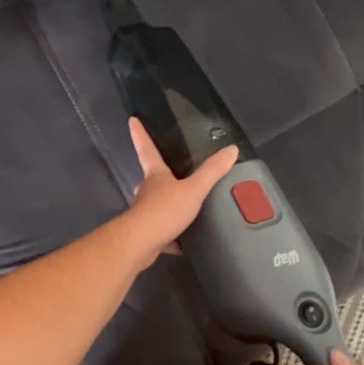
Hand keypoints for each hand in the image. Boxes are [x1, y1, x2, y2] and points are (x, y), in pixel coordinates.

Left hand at [121, 118, 238, 255]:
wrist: (140, 244)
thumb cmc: (164, 210)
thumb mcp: (193, 190)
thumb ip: (212, 171)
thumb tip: (232, 148)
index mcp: (155, 176)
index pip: (146, 148)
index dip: (140, 134)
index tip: (132, 120)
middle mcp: (147, 191)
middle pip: (152, 178)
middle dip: (160, 176)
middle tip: (174, 175)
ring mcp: (144, 213)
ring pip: (157, 205)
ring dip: (168, 206)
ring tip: (187, 209)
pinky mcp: (146, 234)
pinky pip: (162, 232)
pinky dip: (172, 236)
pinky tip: (184, 242)